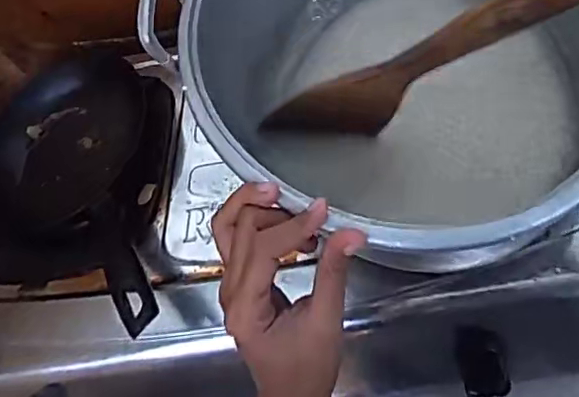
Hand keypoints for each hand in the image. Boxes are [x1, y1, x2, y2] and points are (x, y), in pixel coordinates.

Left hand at [214, 182, 366, 396]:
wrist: (292, 396)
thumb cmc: (306, 370)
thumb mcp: (325, 323)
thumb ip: (333, 273)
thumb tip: (350, 234)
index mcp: (246, 308)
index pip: (262, 249)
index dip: (293, 225)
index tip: (322, 212)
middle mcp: (231, 292)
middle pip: (238, 228)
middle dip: (274, 211)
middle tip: (305, 205)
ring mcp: (232, 284)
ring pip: (228, 225)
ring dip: (256, 204)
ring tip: (289, 201)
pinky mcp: (241, 278)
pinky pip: (238, 235)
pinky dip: (259, 217)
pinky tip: (290, 222)